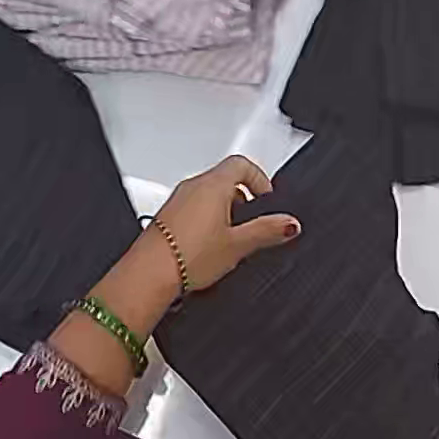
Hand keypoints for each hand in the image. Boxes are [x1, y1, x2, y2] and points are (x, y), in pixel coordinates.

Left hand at [48, 155, 298, 395]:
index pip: (242, 164)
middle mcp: (193, 187)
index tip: (267, 200)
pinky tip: (210, 248)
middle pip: (226, 179)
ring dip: (225, 212)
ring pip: (209, 195)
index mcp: (213, 185)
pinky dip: (207, 221)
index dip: (260, 179)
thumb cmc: (186, 256)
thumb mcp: (238, 245)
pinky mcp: (168, 217)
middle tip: (253, 224)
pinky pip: (194, 210)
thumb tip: (289, 223)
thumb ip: (267, 231)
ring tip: (231, 240)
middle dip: (244, 200)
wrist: (149, 274)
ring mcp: (178, 201)